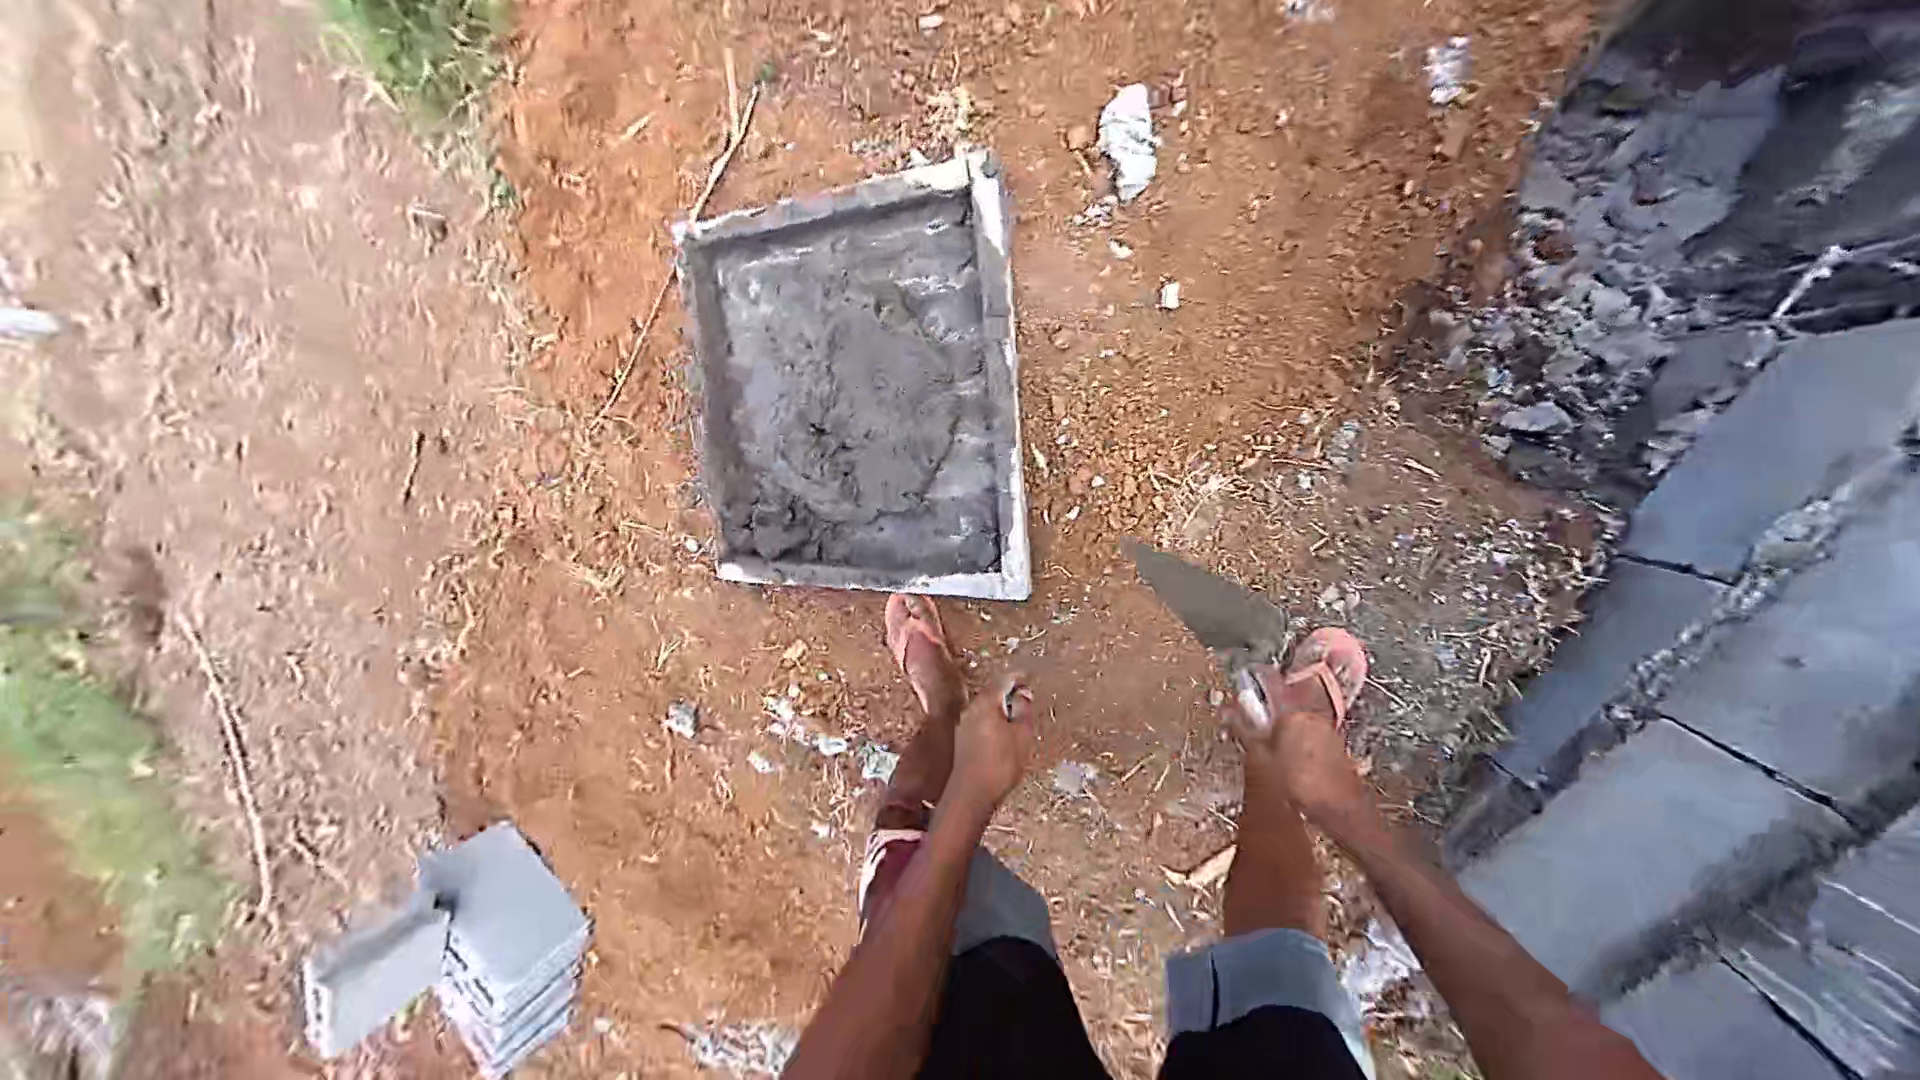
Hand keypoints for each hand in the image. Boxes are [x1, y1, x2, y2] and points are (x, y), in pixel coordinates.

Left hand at [945, 673, 1036, 812]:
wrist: (971, 794)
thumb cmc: (1000, 763)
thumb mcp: (1021, 734)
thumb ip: (1023, 709)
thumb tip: (1023, 694)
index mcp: (985, 702)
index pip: (1003, 680)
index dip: (1019, 678)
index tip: (1029, 681)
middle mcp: (971, 709)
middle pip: (993, 694)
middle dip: (1010, 696)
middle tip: (1027, 702)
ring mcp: (964, 725)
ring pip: (986, 710)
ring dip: (1001, 712)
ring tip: (1018, 723)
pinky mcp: (963, 741)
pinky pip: (981, 723)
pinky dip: (994, 725)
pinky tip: (1003, 739)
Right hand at [1229, 666, 1376, 831]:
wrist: (1340, 812)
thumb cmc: (1299, 784)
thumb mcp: (1260, 758)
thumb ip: (1245, 732)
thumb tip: (1229, 715)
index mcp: (1292, 713)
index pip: (1271, 683)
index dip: (1256, 679)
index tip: (1245, 678)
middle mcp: (1313, 716)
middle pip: (1285, 702)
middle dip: (1268, 708)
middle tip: (1252, 719)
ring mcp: (1327, 732)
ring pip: (1298, 718)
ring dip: (1283, 724)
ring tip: (1269, 740)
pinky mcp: (1336, 747)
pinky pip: (1310, 734)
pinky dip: (1297, 738)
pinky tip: (1289, 756)